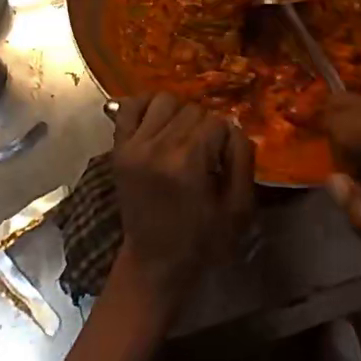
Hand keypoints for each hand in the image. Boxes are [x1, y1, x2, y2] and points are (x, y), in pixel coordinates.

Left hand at [111, 93, 254, 299]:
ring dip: (179, 113)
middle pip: (190, 109)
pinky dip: (146, 106)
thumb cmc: (201, 240)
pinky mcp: (118, 147)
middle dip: (205, 126)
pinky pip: (130, 106)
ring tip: (183, 136)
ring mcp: (133, 144)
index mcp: (187, 163)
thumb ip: (242, 161)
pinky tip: (158, 122)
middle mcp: (157, 147)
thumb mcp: (238, 209)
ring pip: (163, 101)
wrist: (154, 260)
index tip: (223, 159)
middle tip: (206, 151)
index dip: (225, 139)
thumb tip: (236, 128)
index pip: (216, 122)